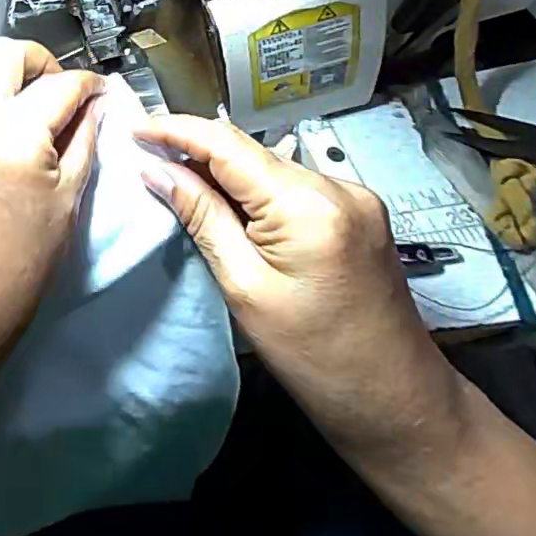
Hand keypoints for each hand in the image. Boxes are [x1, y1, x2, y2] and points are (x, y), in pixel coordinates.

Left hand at [0, 38, 103, 353]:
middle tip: (53, 89)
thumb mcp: (65, 205)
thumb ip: (82, 143)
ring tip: (12, 92)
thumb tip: (94, 107)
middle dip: (38, 62)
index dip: (87, 85)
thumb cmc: (14, 267)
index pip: (60, 86)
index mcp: (13, 137)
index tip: (95, 92)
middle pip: (5, 51)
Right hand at [135, 114, 466, 459]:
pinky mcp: (355, 210)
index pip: (225, 144)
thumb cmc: (315, 358)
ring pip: (264, 163)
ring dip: (218, 168)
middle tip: (143, 154)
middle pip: (245, 148)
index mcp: (307, 204)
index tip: (133, 129)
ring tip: (173, 178)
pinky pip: (286, 181)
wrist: (402, 406)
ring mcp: (352, 196)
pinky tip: (222, 201)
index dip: (174, 130)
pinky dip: (247, 185)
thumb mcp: (243, 285)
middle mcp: (335, 186)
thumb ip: (200, 215)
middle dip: (191, 148)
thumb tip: (155, 170)